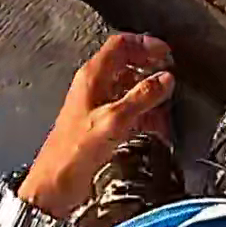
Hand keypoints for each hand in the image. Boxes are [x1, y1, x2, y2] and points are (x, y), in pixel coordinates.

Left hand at [21, 34, 174, 216]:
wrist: (56, 182)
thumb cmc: (76, 149)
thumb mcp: (115, 120)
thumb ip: (141, 97)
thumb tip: (165, 79)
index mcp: (92, 75)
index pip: (120, 44)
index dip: (144, 44)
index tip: (165, 52)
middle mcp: (94, 84)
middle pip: (125, 62)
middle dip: (148, 65)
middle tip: (170, 72)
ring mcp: (97, 102)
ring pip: (127, 85)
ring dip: (147, 90)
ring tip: (167, 98)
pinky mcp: (100, 122)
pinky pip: (125, 107)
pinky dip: (142, 110)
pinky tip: (156, 122)